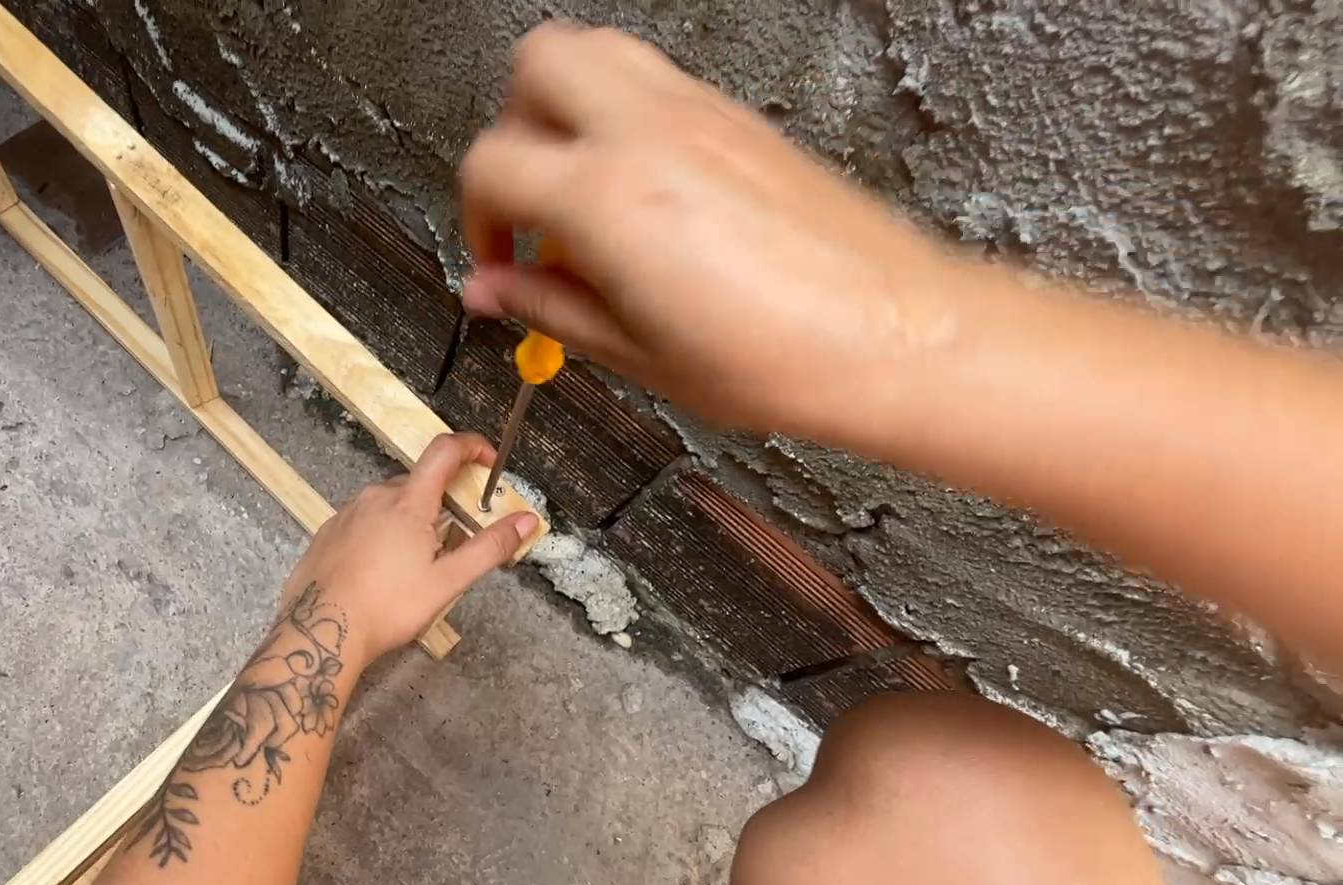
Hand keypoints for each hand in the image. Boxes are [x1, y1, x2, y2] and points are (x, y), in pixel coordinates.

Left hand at [277, 434, 539, 666]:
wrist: (319, 632)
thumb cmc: (386, 608)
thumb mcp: (447, 581)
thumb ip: (490, 547)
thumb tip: (526, 520)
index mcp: (407, 502)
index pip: (444, 450)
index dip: (472, 446)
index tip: (488, 461)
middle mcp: (374, 498)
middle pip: (419, 482)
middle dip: (443, 502)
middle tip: (454, 542)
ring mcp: (346, 513)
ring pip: (390, 503)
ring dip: (411, 521)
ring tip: (415, 566)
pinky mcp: (327, 533)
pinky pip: (364, 520)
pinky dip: (382, 533)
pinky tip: (382, 571)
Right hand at [458, 22, 965, 438]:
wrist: (884, 334)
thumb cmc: (773, 355)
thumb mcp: (627, 350)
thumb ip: (544, 305)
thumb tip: (491, 292)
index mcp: (607, 198)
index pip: (490, 165)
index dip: (475, 221)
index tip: (497, 262)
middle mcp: (648, 133)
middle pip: (533, 66)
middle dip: (507, 131)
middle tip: (521, 206)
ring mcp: (697, 114)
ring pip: (594, 54)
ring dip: (558, 112)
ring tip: (569, 195)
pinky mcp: (734, 119)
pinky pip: (649, 84)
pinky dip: (614, 123)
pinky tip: (629, 198)